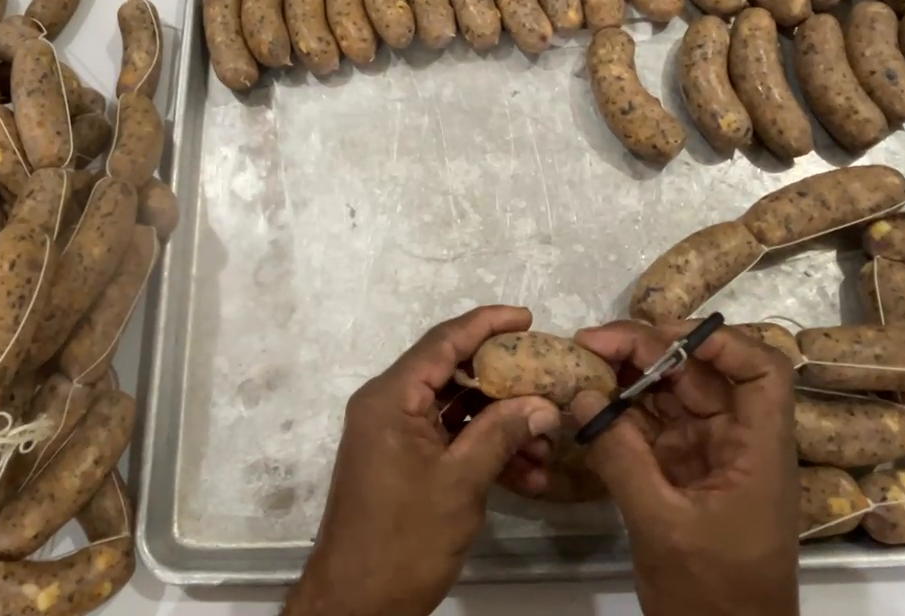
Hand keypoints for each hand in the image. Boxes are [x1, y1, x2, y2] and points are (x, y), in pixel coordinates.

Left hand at [285, 306, 561, 615]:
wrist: (356, 606)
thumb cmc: (404, 538)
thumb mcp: (460, 483)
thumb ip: (501, 434)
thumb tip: (543, 403)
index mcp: (391, 397)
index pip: (443, 342)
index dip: (486, 324)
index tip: (527, 317)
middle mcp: (390, 405)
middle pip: (453, 373)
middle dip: (504, 381)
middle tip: (548, 380)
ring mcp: (397, 435)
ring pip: (456, 409)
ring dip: (501, 423)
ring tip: (546, 441)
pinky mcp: (406, 462)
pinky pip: (449, 440)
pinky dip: (484, 450)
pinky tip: (527, 474)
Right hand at [572, 320, 800, 615]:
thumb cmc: (713, 595)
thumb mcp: (663, 526)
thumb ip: (621, 458)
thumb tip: (580, 397)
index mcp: (758, 449)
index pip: (762, 372)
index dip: (721, 341)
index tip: (662, 331)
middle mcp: (736, 441)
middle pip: (700, 373)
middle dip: (648, 349)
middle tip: (592, 342)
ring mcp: (706, 455)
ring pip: (671, 393)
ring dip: (629, 374)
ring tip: (582, 361)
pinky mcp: (679, 472)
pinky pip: (650, 424)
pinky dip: (620, 409)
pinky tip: (588, 398)